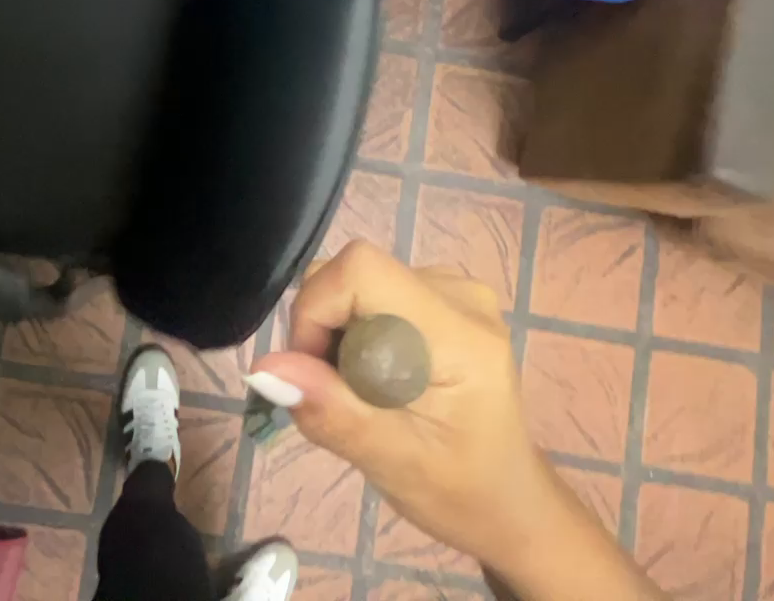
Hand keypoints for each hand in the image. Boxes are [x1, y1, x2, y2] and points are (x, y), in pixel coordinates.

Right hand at [246, 241, 553, 569]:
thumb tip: (266, 368)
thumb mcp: (393, 464)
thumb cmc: (459, 491)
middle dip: (323, 328)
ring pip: (356, 280)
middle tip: (334, 392)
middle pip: (353, 273)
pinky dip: (353, 328)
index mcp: (458, 333)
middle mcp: (458, 294)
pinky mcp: (439, 295)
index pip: (362, 270)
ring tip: (359, 391)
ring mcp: (452, 289)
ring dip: (336, 332)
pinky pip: (371, 290)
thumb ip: (332, 412)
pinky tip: (373, 375)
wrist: (508, 502)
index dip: (317, 308)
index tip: (311, 370)